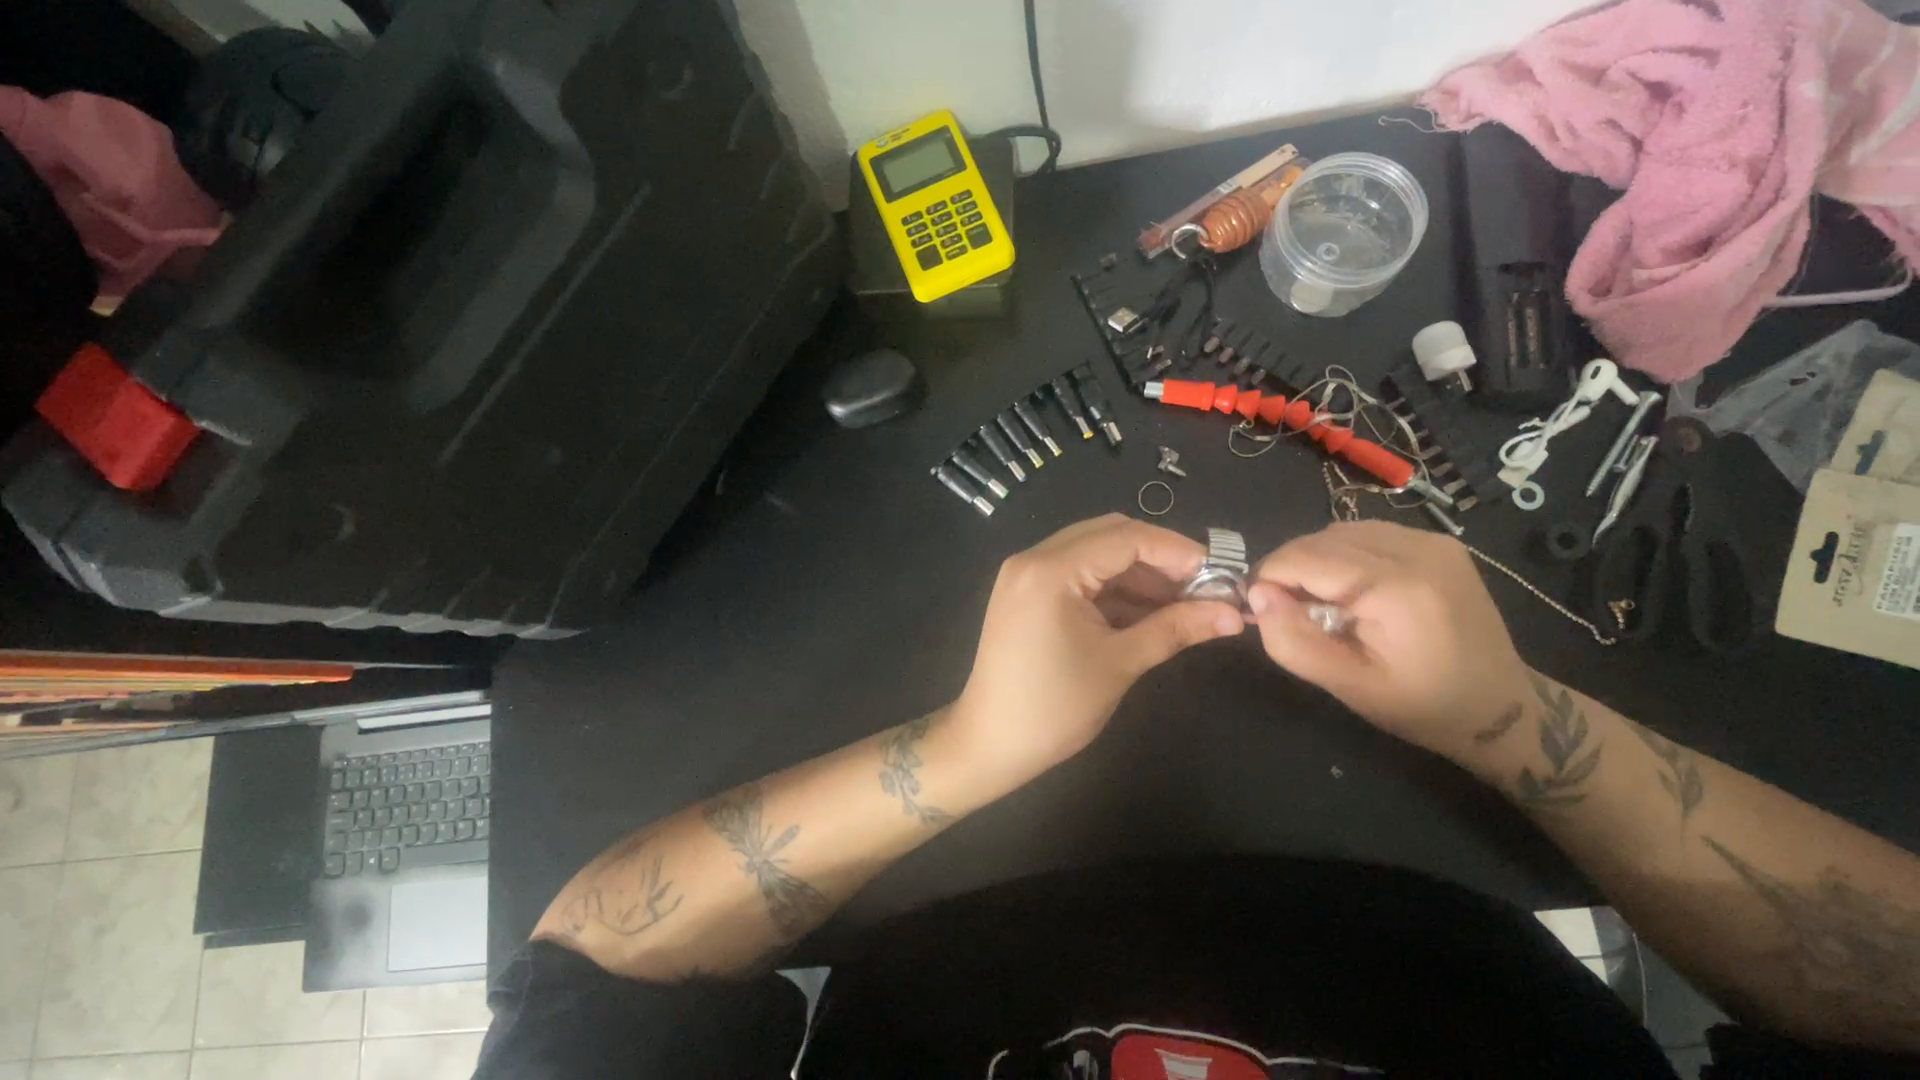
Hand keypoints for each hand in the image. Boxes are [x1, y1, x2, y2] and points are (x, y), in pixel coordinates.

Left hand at [951, 514, 1243, 782]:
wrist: (989, 744)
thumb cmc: (1054, 707)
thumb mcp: (1121, 663)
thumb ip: (1176, 628)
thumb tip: (1233, 614)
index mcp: (1050, 570)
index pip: (1126, 538)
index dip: (1178, 551)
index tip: (1222, 573)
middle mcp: (1034, 559)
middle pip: (1110, 537)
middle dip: (1161, 559)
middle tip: (1206, 588)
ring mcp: (1027, 576)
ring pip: (1097, 556)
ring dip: (1141, 575)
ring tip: (1188, 604)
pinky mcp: (1028, 595)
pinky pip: (1080, 577)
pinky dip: (1116, 590)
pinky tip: (1152, 612)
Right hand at [1245, 521, 1532, 759]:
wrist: (1499, 707)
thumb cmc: (1420, 705)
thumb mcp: (1348, 686)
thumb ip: (1293, 640)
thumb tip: (1256, 595)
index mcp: (1397, 588)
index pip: (1304, 557)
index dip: (1268, 578)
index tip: (1259, 610)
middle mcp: (1416, 550)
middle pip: (1319, 539)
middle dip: (1290, 570)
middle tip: (1290, 613)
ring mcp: (1432, 540)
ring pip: (1340, 531)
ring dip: (1315, 561)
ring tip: (1322, 603)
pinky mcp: (1439, 542)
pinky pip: (1368, 533)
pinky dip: (1344, 555)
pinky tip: (1353, 590)